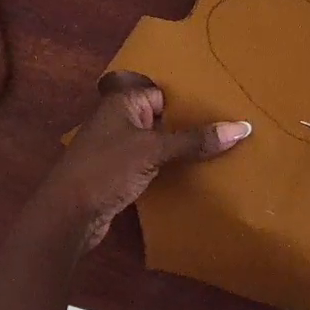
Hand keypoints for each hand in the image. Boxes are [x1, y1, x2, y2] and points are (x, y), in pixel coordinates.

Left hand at [34, 72, 251, 249]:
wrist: (68, 216)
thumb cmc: (106, 169)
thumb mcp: (154, 150)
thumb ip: (195, 140)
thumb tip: (242, 127)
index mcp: (122, 102)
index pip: (163, 93)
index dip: (189, 100)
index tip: (222, 106)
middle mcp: (118, 120)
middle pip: (161, 118)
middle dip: (188, 126)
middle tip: (228, 129)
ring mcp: (117, 148)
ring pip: (157, 143)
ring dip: (179, 150)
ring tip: (218, 152)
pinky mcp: (119, 174)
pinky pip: (151, 164)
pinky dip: (168, 168)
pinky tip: (193, 175)